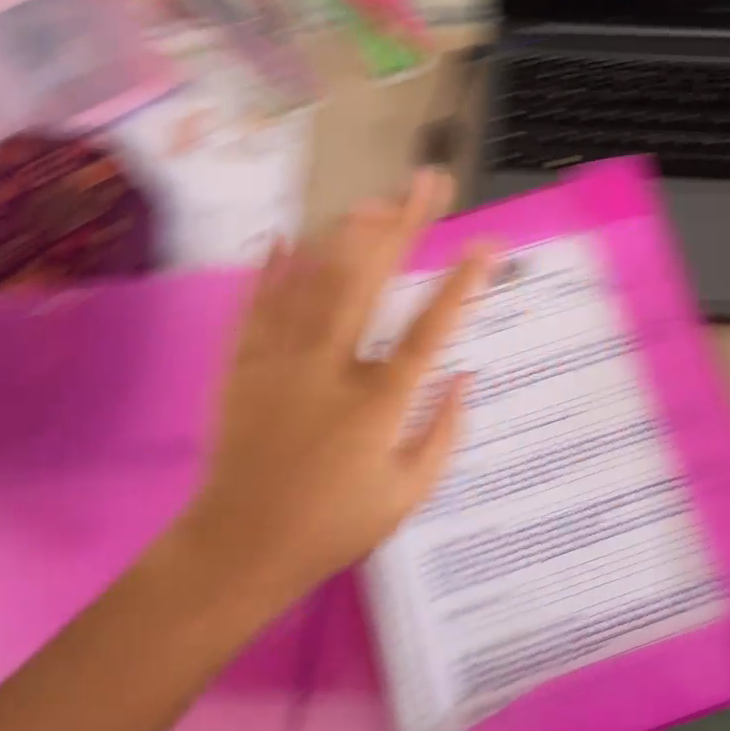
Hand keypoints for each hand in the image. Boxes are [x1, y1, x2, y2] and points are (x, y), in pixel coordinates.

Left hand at [178, 170, 492, 602]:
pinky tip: (287, 236)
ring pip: (315, 280)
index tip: (487, 245)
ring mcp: (281, 361)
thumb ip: (444, 432)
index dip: (462, 283)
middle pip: (369, 280)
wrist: (241, 547)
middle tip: (425, 183)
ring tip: (374, 197)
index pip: (431, 329)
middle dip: (402, 225)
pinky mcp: (243, 367)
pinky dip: (273, 270)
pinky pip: (258, 306)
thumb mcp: (409, 493)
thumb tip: (467, 377)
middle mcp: (331, 367)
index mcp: (379, 401)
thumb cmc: (335, 525)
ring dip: (346, 234)